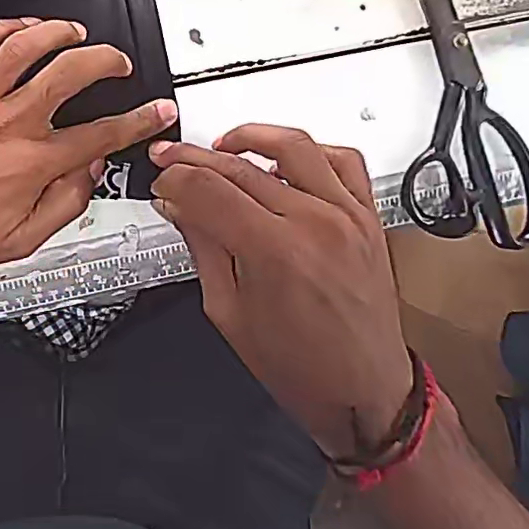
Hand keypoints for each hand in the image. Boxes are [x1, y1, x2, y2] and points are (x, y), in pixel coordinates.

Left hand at [0, 18, 175, 296]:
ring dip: (57, 32)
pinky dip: (1, 28)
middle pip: (70, 72)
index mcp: (30, 163)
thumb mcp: (19, 241)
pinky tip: (17, 27)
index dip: (139, 120)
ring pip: (24, 46)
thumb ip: (64, 203)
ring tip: (75, 32)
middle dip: (105, 59)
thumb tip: (89, 173)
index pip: (101, 133)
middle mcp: (6, 123)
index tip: (154, 111)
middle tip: (117, 62)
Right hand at [149, 125, 410, 458]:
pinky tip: (284, 157)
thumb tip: (180, 207)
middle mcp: (315, 225)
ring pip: (292, 145)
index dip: (173, 179)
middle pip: (238, 166)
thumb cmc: (303, 367)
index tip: (162, 182)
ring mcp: (346, 217)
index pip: (206, 189)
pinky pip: (343, 161)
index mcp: (274, 253)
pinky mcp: (367, 218)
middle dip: (193, 159)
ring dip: (249, 137)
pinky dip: (310, 149)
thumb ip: (202, 247)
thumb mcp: (228, 310)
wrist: (365, 391)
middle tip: (172, 161)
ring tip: (223, 144)